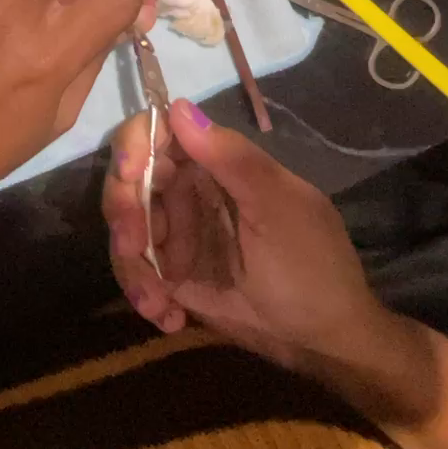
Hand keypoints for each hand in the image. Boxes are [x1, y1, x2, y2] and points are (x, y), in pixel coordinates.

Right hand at [103, 99, 423, 389]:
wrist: (324, 341)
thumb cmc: (311, 265)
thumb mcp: (279, 209)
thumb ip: (232, 159)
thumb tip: (178, 107)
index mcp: (212, 164)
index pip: (156, 134)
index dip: (133, 146)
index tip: (129, 176)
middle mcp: (184, 191)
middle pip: (127, 181)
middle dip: (123, 213)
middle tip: (133, 248)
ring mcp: (173, 232)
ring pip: (124, 230)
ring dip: (132, 267)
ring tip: (158, 303)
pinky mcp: (167, 270)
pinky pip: (134, 271)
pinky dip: (143, 293)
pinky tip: (168, 316)